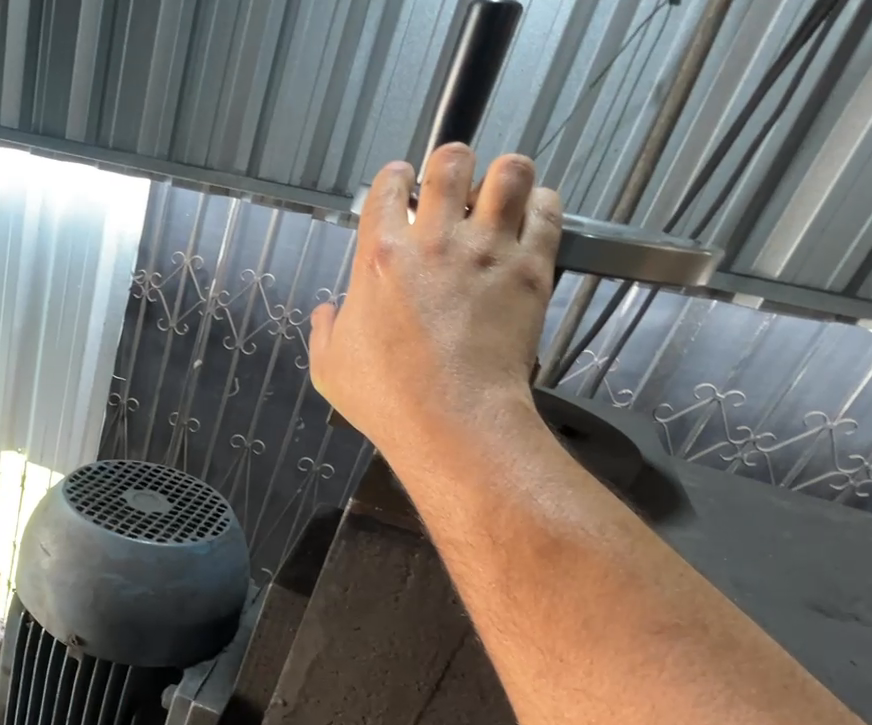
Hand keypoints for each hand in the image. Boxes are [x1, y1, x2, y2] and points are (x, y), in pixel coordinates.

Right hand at [308, 144, 561, 456]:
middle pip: (452, 160)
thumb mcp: (329, 368)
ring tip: (498, 196)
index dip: (395, 179)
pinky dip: (540, 206)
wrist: (451, 418)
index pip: (389, 186)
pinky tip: (530, 219)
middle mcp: (436, 240)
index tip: (400, 188)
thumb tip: (326, 313)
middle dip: (451, 164)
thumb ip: (323, 331)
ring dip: (503, 177)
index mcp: (380, 257)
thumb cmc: (386, 397)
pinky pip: (548, 210)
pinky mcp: (531, 268)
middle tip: (452, 186)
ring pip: (510, 171)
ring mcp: (488, 250)